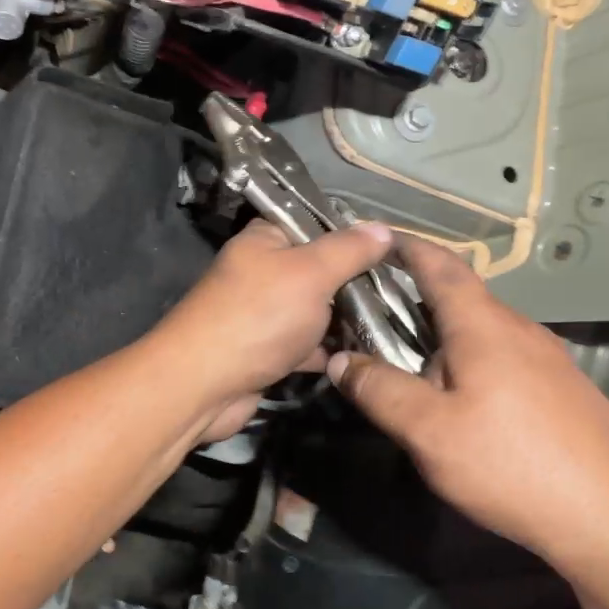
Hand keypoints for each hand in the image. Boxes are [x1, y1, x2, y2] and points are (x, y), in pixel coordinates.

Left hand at [149, 220, 392, 441]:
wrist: (202, 384)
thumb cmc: (256, 316)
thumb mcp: (308, 272)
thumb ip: (347, 250)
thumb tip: (382, 228)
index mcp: (263, 241)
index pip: (312, 224)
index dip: (351, 234)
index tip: (397, 248)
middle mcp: (260, 273)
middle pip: (318, 270)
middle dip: (357, 282)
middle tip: (407, 292)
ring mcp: (262, 315)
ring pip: (316, 311)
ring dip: (348, 320)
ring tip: (401, 324)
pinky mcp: (265, 353)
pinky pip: (306, 346)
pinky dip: (330, 351)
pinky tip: (371, 357)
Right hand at [326, 236, 608, 571]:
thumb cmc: (513, 464)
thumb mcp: (426, 430)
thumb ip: (378, 389)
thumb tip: (339, 360)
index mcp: (485, 328)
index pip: (442, 268)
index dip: (407, 248)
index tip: (375, 239)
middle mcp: (522, 334)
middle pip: (460, 302)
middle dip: (412, 303)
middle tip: (367, 321)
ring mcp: (551, 365)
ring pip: (482, 336)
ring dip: (440, 340)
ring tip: (403, 367)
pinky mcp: (566, 396)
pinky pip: (504, 362)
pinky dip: (468, 365)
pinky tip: (457, 405)